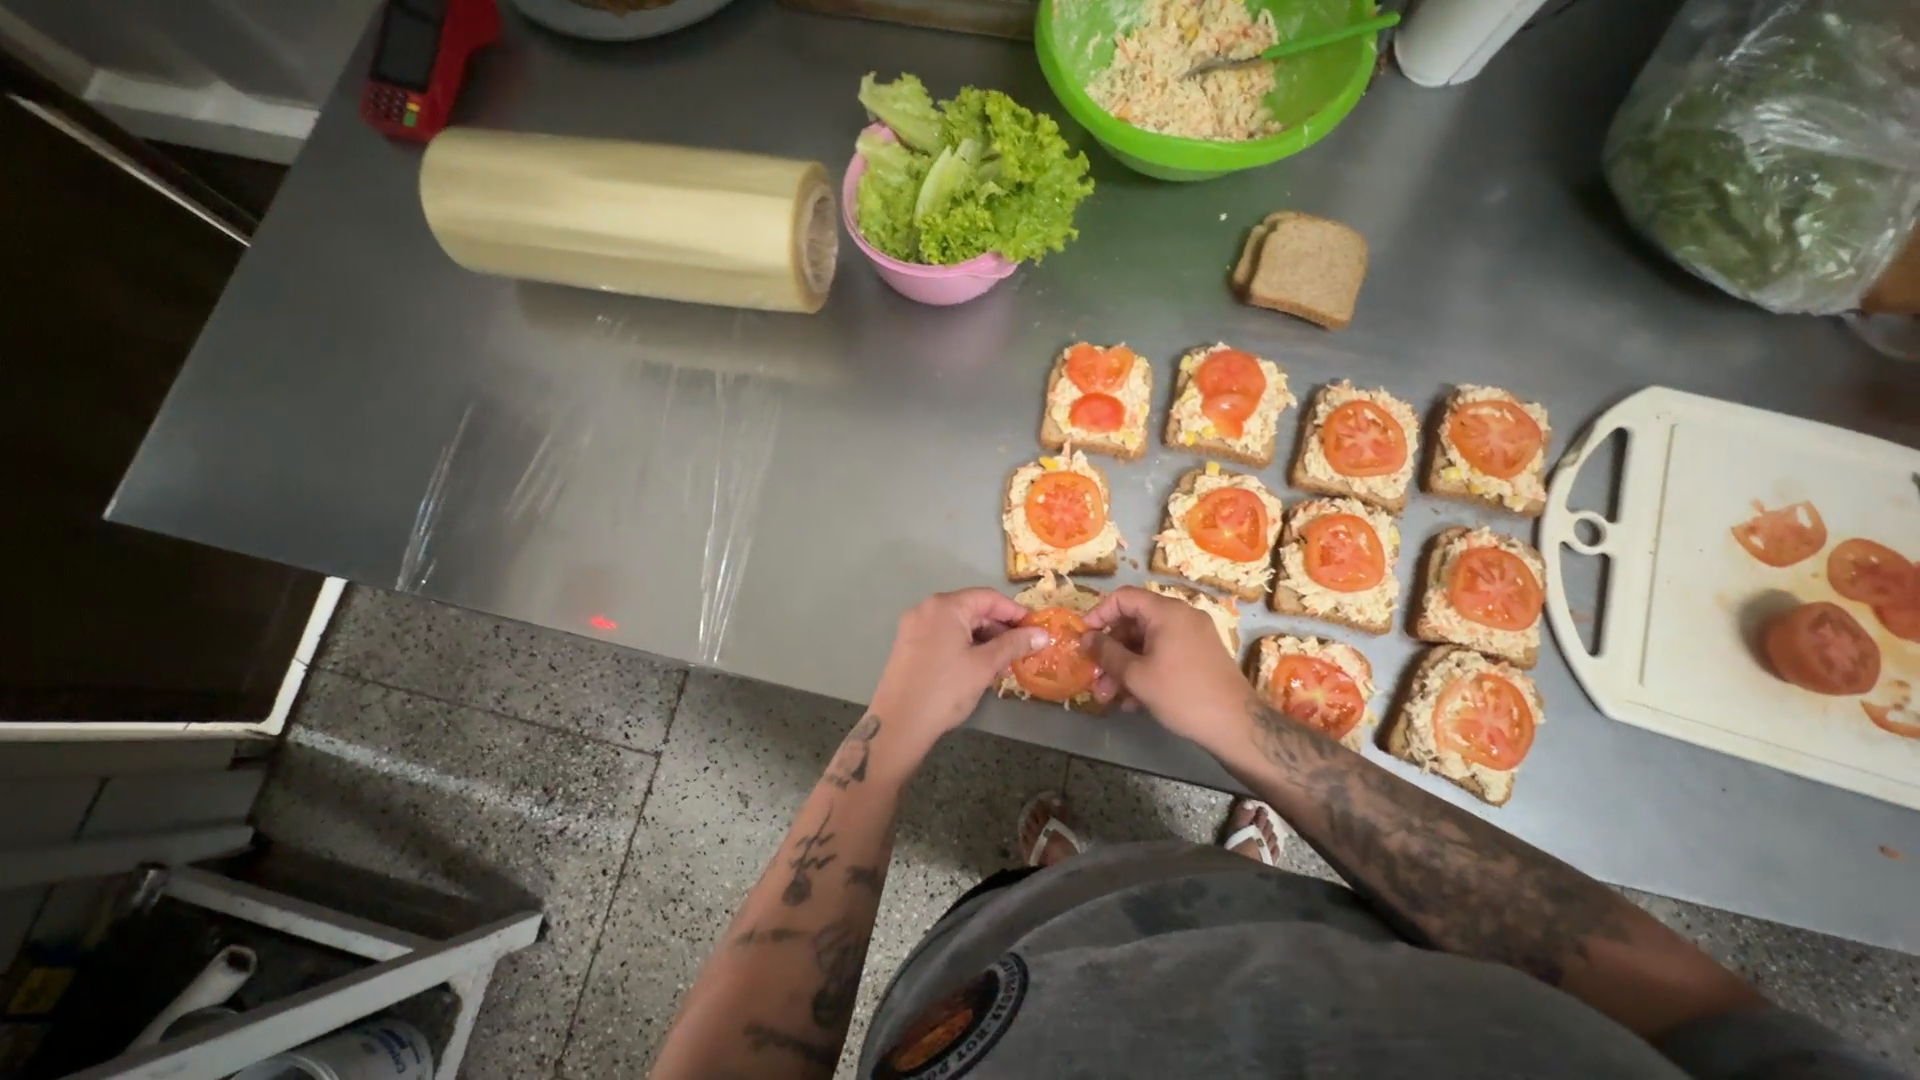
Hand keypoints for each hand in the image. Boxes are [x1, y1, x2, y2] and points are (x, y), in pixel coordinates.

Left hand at [867, 588, 1047, 756]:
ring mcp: (914, 628)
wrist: (899, 724)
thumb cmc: (945, 689)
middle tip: (1023, 649)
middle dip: (1000, 628)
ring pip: (958, 625)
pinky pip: (944, 637)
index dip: (1015, 612)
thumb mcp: (985, 665)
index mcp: (945, 606)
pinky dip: (965, 646)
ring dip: (984, 640)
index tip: (1036, 629)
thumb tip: (1042, 634)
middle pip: (972, 609)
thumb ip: (1014, 645)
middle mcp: (926, 609)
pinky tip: (980, 667)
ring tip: (1004, 663)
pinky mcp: (908, 646)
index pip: (988, 598)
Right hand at [1083, 586, 1254, 754]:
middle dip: (1111, 651)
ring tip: (1109, 697)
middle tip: (1095, 678)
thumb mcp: (1136, 675)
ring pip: (1147, 644)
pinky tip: (1132, 702)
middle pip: (1134, 623)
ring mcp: (1193, 637)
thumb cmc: (1182, 694)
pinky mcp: (1200, 657)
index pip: (1124, 597)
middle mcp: (1182, 617)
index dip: (1099, 614)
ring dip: (1124, 668)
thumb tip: (1086, 639)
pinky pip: (1164, 655)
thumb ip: (1107, 653)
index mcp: (1167, 612)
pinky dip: (1145, 672)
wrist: (1236, 725)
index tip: (1084, 638)